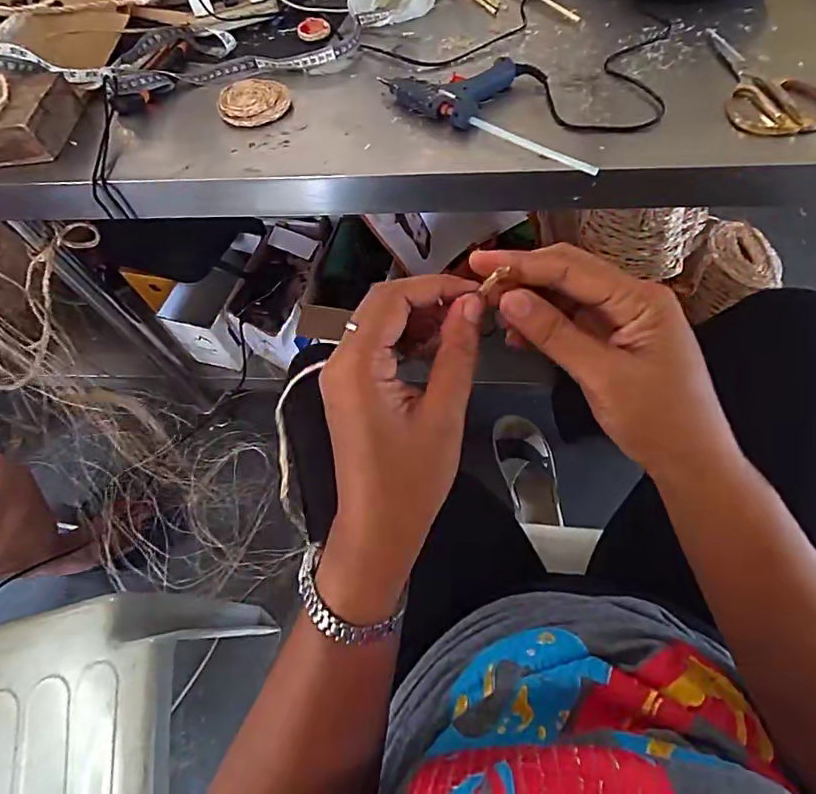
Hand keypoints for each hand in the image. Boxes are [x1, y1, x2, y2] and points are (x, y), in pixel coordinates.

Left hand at [317, 276, 482, 617]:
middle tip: (471, 306)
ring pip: (379, 320)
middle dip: (428, 296)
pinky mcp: (349, 385)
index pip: (393, 298)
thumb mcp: (444, 413)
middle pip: (382, 303)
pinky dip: (407, 337)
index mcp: (357, 365)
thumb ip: (457, 351)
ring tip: (460, 325)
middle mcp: (340, 361)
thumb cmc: (411, 481)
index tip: (475, 293)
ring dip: (418, 315)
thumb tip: (471, 304)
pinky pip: (377, 344)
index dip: (436, 286)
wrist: (378, 529)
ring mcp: (341, 373)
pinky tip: (438, 346)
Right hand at [467, 245, 737, 479]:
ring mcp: (625, 317)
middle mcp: (635, 299)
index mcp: (641, 299)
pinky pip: (574, 319)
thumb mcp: (602, 377)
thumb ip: (555, 334)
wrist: (693, 461)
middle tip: (482, 280)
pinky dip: (545, 322)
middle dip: (524, 275)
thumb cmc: (663, 422)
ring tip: (493, 307)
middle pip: (569, 273)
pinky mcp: (616, 337)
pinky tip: (519, 331)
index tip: (483, 262)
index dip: (522, 263)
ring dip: (531, 299)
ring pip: (568, 295)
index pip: (571, 267)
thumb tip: (512, 299)